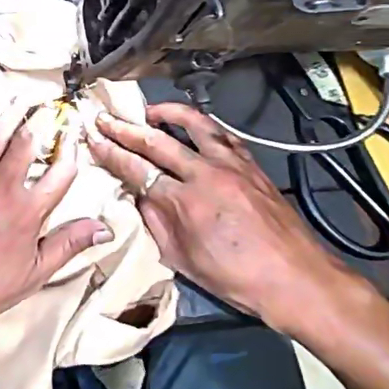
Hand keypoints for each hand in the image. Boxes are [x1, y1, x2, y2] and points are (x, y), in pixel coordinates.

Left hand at [0, 110, 112, 349]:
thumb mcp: (32, 274)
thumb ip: (67, 245)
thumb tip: (103, 228)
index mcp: (28, 210)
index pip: (60, 171)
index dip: (71, 151)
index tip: (74, 137)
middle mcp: (1, 185)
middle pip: (26, 143)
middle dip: (40, 122)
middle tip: (46, 107)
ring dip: (9, 116)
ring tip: (18, 101)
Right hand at [86, 102, 370, 331]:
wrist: (295, 277)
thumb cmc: (236, 278)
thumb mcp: (182, 259)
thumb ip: (156, 222)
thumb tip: (140, 196)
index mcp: (184, 201)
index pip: (137, 169)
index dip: (112, 153)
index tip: (94, 141)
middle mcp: (206, 174)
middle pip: (157, 141)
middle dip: (126, 128)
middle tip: (106, 119)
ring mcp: (232, 165)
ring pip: (195, 125)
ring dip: (167, 113)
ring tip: (149, 111)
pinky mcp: (252, 165)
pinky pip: (223, 134)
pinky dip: (203, 125)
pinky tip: (194, 126)